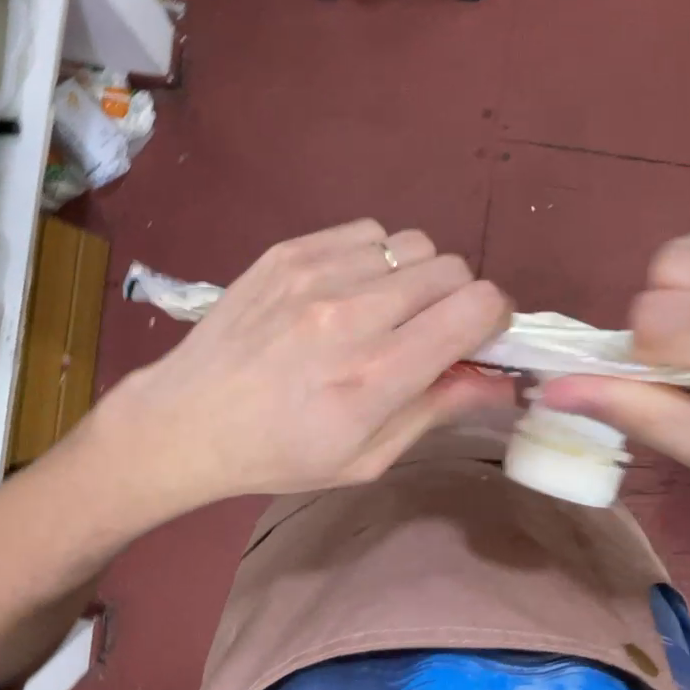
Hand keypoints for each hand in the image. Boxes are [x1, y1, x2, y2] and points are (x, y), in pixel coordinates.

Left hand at [95, 219, 513, 507]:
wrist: (187, 420)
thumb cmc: (281, 453)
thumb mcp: (366, 458)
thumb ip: (438, 409)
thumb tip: (503, 380)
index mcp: (376, 374)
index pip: (476, 308)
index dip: (493, 320)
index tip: (478, 339)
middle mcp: (351, 313)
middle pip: (451, 269)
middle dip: (458, 299)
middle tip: (430, 329)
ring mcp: (315, 274)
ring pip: (412, 244)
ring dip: (415, 276)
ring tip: (385, 309)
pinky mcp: (288, 252)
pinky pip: (367, 231)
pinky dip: (374, 258)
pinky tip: (348, 290)